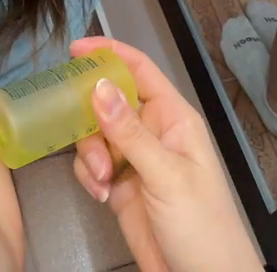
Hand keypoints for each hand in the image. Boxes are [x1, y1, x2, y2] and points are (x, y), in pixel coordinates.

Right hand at [70, 37, 259, 271]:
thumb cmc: (202, 227)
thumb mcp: (166, 177)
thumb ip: (129, 132)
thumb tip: (97, 84)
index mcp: (173, 118)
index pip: (140, 70)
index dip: (109, 53)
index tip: (74, 49)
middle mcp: (152, 132)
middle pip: (108, 101)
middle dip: (91, 117)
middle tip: (80, 133)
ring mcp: (135, 159)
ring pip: (95, 133)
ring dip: (90, 153)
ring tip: (100, 180)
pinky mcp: (120, 186)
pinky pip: (92, 164)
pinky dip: (89, 175)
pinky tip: (100, 195)